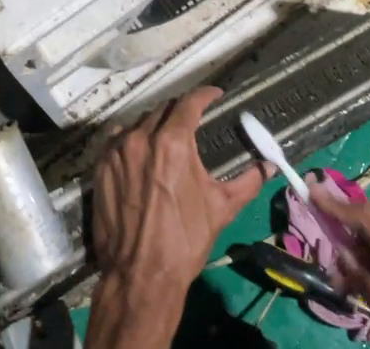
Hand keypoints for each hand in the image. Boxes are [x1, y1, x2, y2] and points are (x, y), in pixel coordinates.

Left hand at [84, 87, 269, 348]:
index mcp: (173, 142)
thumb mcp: (222, 208)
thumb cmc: (185, 240)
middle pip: (163, 110)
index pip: (189, 103)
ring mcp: (117, 151)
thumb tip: (268, 166)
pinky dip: (130, 139)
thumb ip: (248, 181)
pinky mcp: (100, 167)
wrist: (141, 274)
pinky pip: (116, 140)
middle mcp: (142, 138)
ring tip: (166, 137)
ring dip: (155, 125)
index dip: (204, 95)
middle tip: (193, 120)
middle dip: (181, 111)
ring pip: (139, 123)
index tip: (214, 95)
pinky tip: (139, 151)